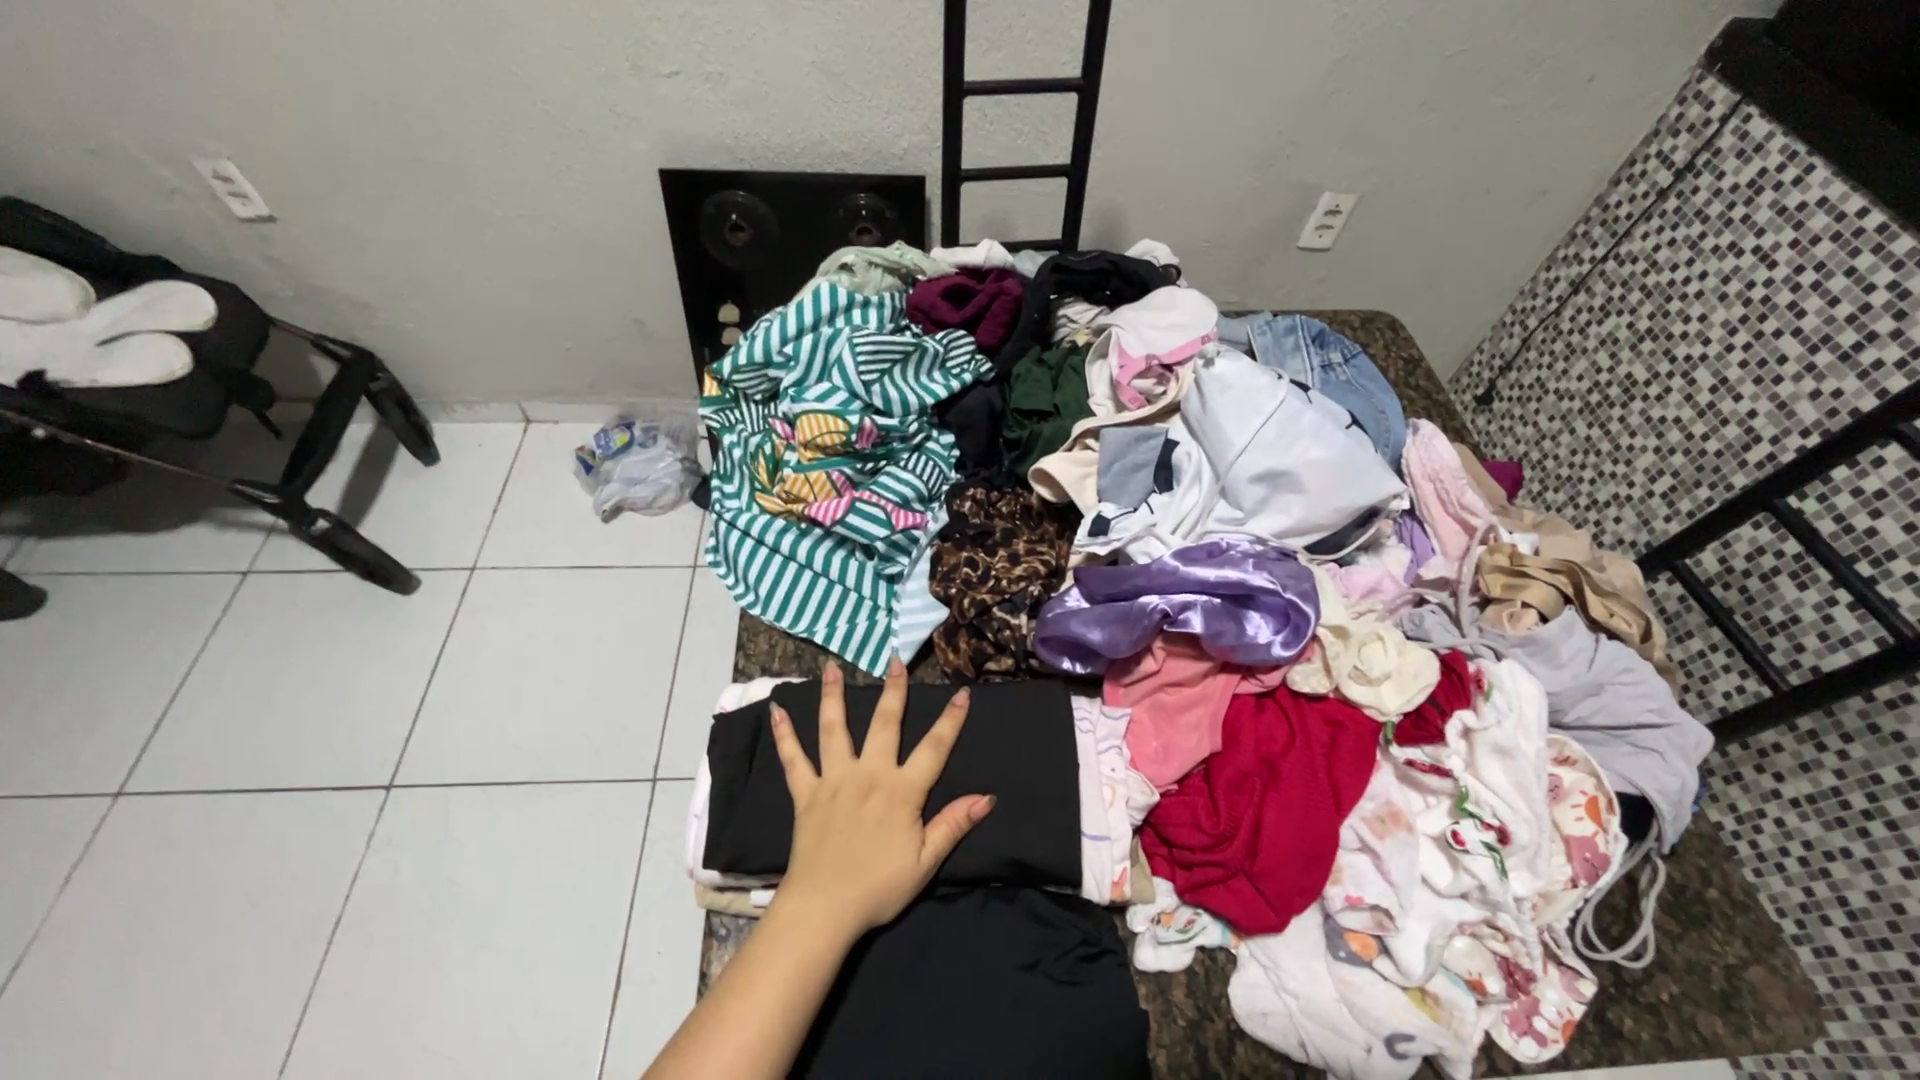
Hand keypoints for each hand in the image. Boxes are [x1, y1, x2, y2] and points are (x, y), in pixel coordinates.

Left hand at [767, 658, 994, 940]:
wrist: (824, 907)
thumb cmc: (879, 888)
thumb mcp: (926, 862)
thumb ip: (953, 825)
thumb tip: (987, 797)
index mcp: (902, 791)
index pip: (934, 748)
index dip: (951, 720)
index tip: (962, 693)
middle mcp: (869, 775)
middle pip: (885, 724)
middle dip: (894, 691)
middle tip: (895, 661)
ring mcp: (834, 780)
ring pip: (835, 729)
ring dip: (834, 696)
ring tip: (832, 668)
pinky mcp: (806, 794)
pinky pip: (793, 759)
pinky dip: (784, 735)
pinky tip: (776, 711)